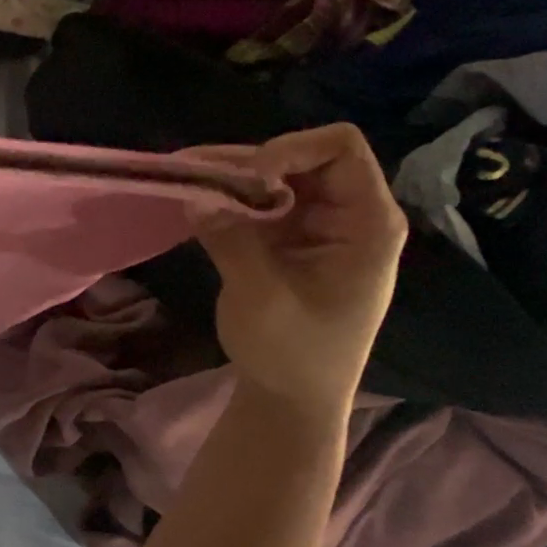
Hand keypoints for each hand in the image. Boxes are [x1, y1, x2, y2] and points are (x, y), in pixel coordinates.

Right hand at [188, 124, 407, 409]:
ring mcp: (316, 227)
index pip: (340, 150)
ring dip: (230, 177)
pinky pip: (258, 203)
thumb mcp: (261, 297)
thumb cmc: (293, 352)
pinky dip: (226, 198)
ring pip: (276, 177)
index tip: (241, 179)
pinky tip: (192, 202)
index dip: (289, 150)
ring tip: (179, 178)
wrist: (294, 396)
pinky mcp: (286, 241)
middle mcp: (347, 215)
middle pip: (304, 156)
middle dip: (248, 161)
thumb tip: (196, 197)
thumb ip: (232, 242)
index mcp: (366, 224)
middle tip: (190, 174)